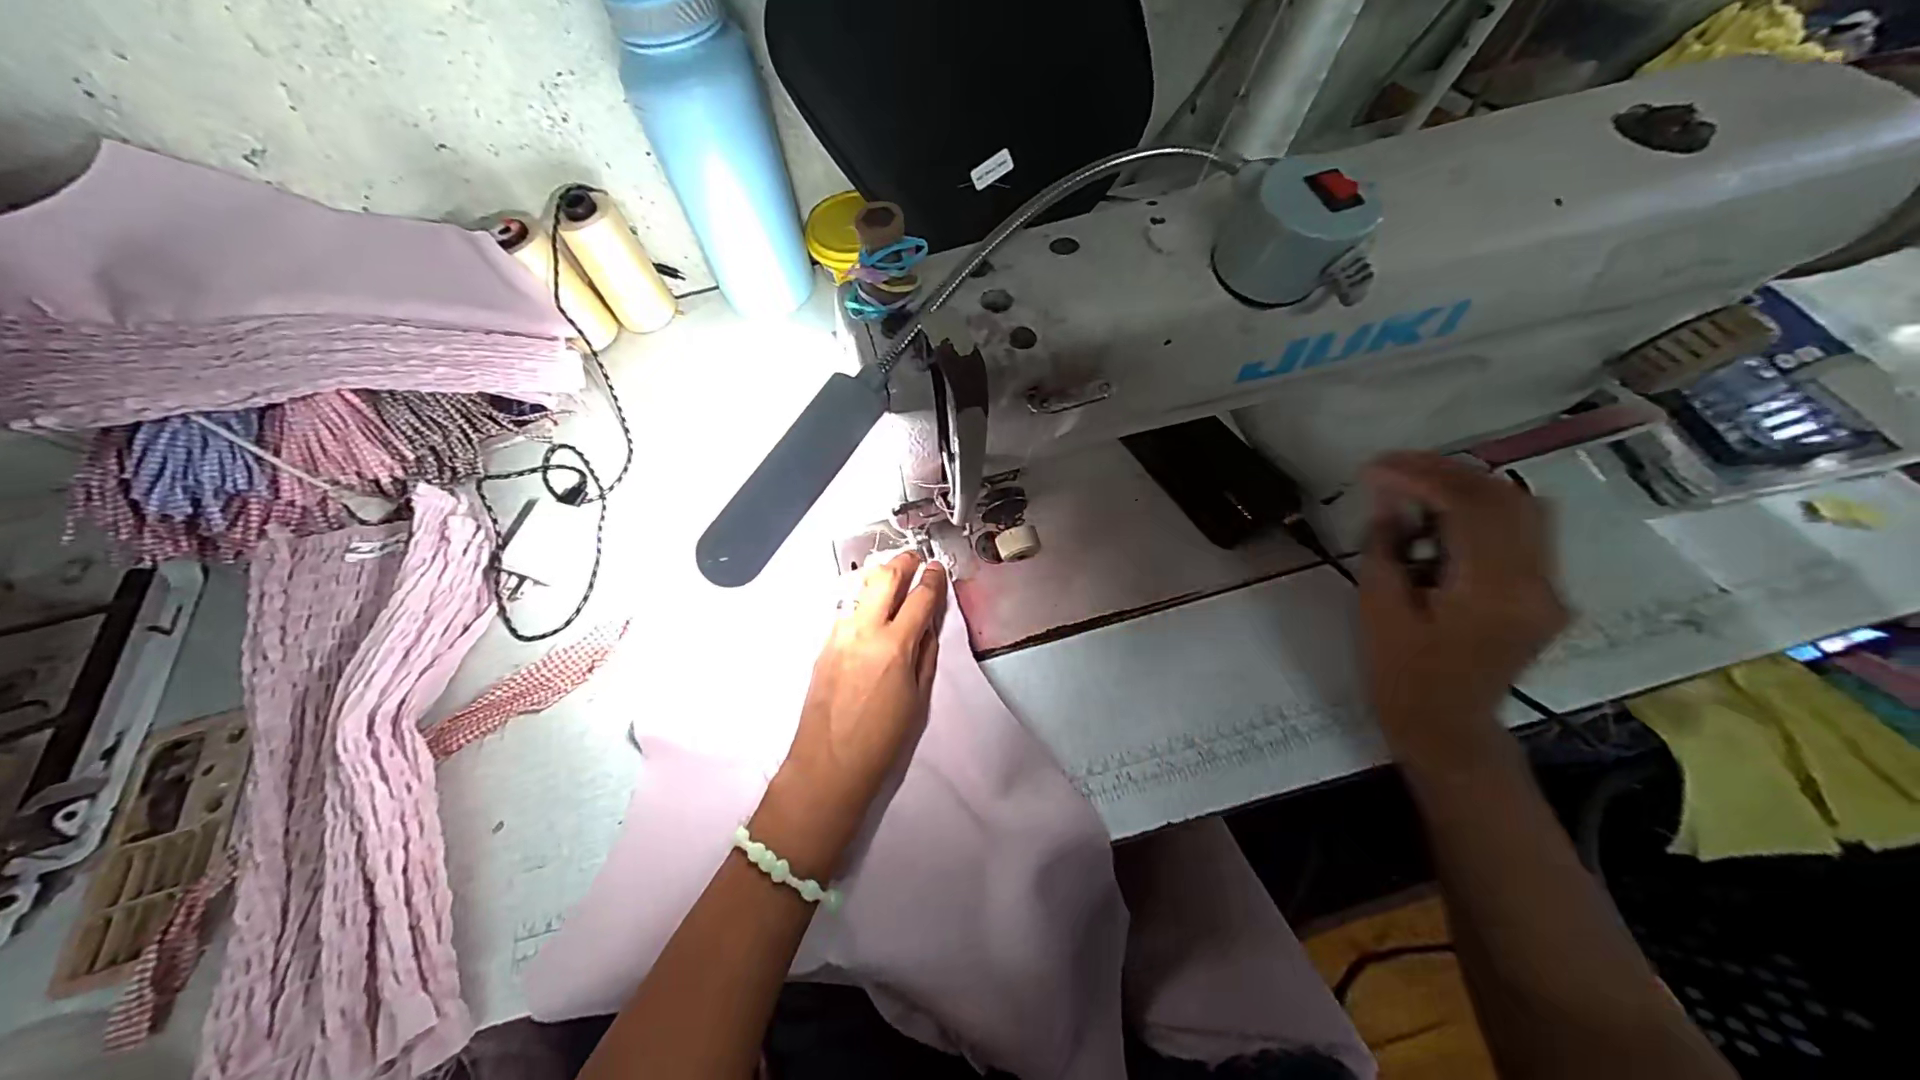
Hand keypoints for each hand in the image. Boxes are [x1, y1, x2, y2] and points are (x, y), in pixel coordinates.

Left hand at [778, 553, 946, 834]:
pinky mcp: (823, 645)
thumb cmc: (881, 740)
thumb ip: (926, 654)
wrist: (828, 764)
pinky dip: (862, 603)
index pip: (919, 598)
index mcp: (895, 647)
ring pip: (859, 589)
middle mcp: (864, 632)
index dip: (932, 579)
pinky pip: (846, 612)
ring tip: (893, 578)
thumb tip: (928, 625)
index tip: (936, 569)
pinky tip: (871, 611)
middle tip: (914, 558)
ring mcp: (838, 636)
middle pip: (884, 577)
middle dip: (903, 561)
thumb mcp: (918, 698)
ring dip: (879, 577)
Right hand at [1358, 452, 1568, 740]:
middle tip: (1393, 469)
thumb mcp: (1378, 610)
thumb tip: (1388, 498)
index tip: (1376, 467)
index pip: (1471, 507)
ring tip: (1415, 490)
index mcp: (1494, 592)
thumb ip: (1385, 548)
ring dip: (1467, 488)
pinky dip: (1481, 513)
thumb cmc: (1402, 676)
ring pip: (1522, 508)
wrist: (1446, 727)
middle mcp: (1537, 583)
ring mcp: (1549, 588)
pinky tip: (1440, 522)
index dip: (1422, 476)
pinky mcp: (1543, 592)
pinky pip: (1521, 531)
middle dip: (1445, 473)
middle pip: (1506, 497)